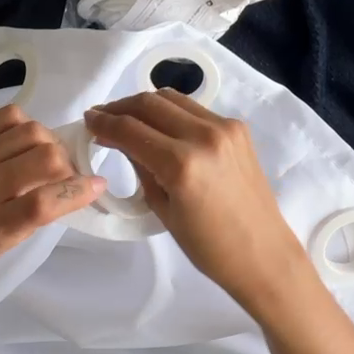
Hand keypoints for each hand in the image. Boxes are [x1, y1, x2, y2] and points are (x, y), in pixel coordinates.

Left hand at [0, 104, 104, 281]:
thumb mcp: (5, 245)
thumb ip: (37, 215)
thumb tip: (75, 184)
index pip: (46, 202)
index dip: (79, 190)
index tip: (98, 185)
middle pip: (45, 158)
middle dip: (67, 164)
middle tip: (64, 173)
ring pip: (32, 131)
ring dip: (50, 142)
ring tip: (45, 155)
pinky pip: (9, 115)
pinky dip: (26, 124)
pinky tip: (24, 140)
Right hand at [85, 89, 308, 308]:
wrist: (265, 256)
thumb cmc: (209, 247)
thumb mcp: (162, 209)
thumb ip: (139, 166)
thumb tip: (118, 139)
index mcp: (181, 164)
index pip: (130, 129)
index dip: (104, 122)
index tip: (88, 120)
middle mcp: (202, 136)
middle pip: (148, 103)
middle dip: (120, 107)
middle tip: (103, 116)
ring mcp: (223, 127)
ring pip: (171, 98)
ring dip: (144, 104)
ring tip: (128, 117)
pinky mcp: (236, 127)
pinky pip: (193, 108)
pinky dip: (171, 112)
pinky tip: (162, 127)